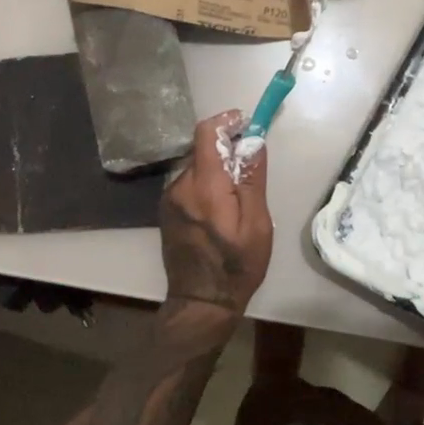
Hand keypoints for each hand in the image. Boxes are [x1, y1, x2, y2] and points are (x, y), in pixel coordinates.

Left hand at [160, 111, 273, 314]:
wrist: (201, 303)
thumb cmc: (236, 265)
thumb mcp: (256, 223)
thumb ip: (251, 178)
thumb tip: (253, 141)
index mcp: (203, 186)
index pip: (206, 133)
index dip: (226, 121)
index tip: (246, 123)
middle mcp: (180, 186)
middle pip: (202, 149)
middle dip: (227, 149)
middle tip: (251, 166)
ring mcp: (169, 199)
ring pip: (196, 167)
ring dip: (217, 168)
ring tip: (238, 194)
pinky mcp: (167, 211)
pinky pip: (189, 183)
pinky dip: (206, 183)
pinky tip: (221, 207)